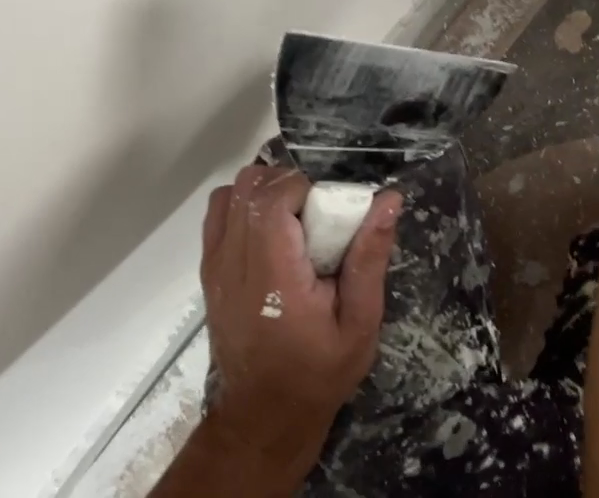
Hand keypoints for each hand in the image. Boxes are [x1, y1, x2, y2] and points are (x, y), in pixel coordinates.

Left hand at [201, 164, 402, 487]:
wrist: (265, 415)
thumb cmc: (319, 370)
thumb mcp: (361, 321)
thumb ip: (371, 257)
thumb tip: (390, 199)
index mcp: (274, 275)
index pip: (271, 199)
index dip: (302, 186)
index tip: (329, 207)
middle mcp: (235, 264)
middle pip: (247, 188)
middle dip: (285, 183)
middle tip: (316, 210)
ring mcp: (215, 267)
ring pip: (228, 195)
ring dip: (262, 191)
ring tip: (294, 216)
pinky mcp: (209, 273)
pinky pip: (217, 216)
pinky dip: (242, 207)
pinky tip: (271, 230)